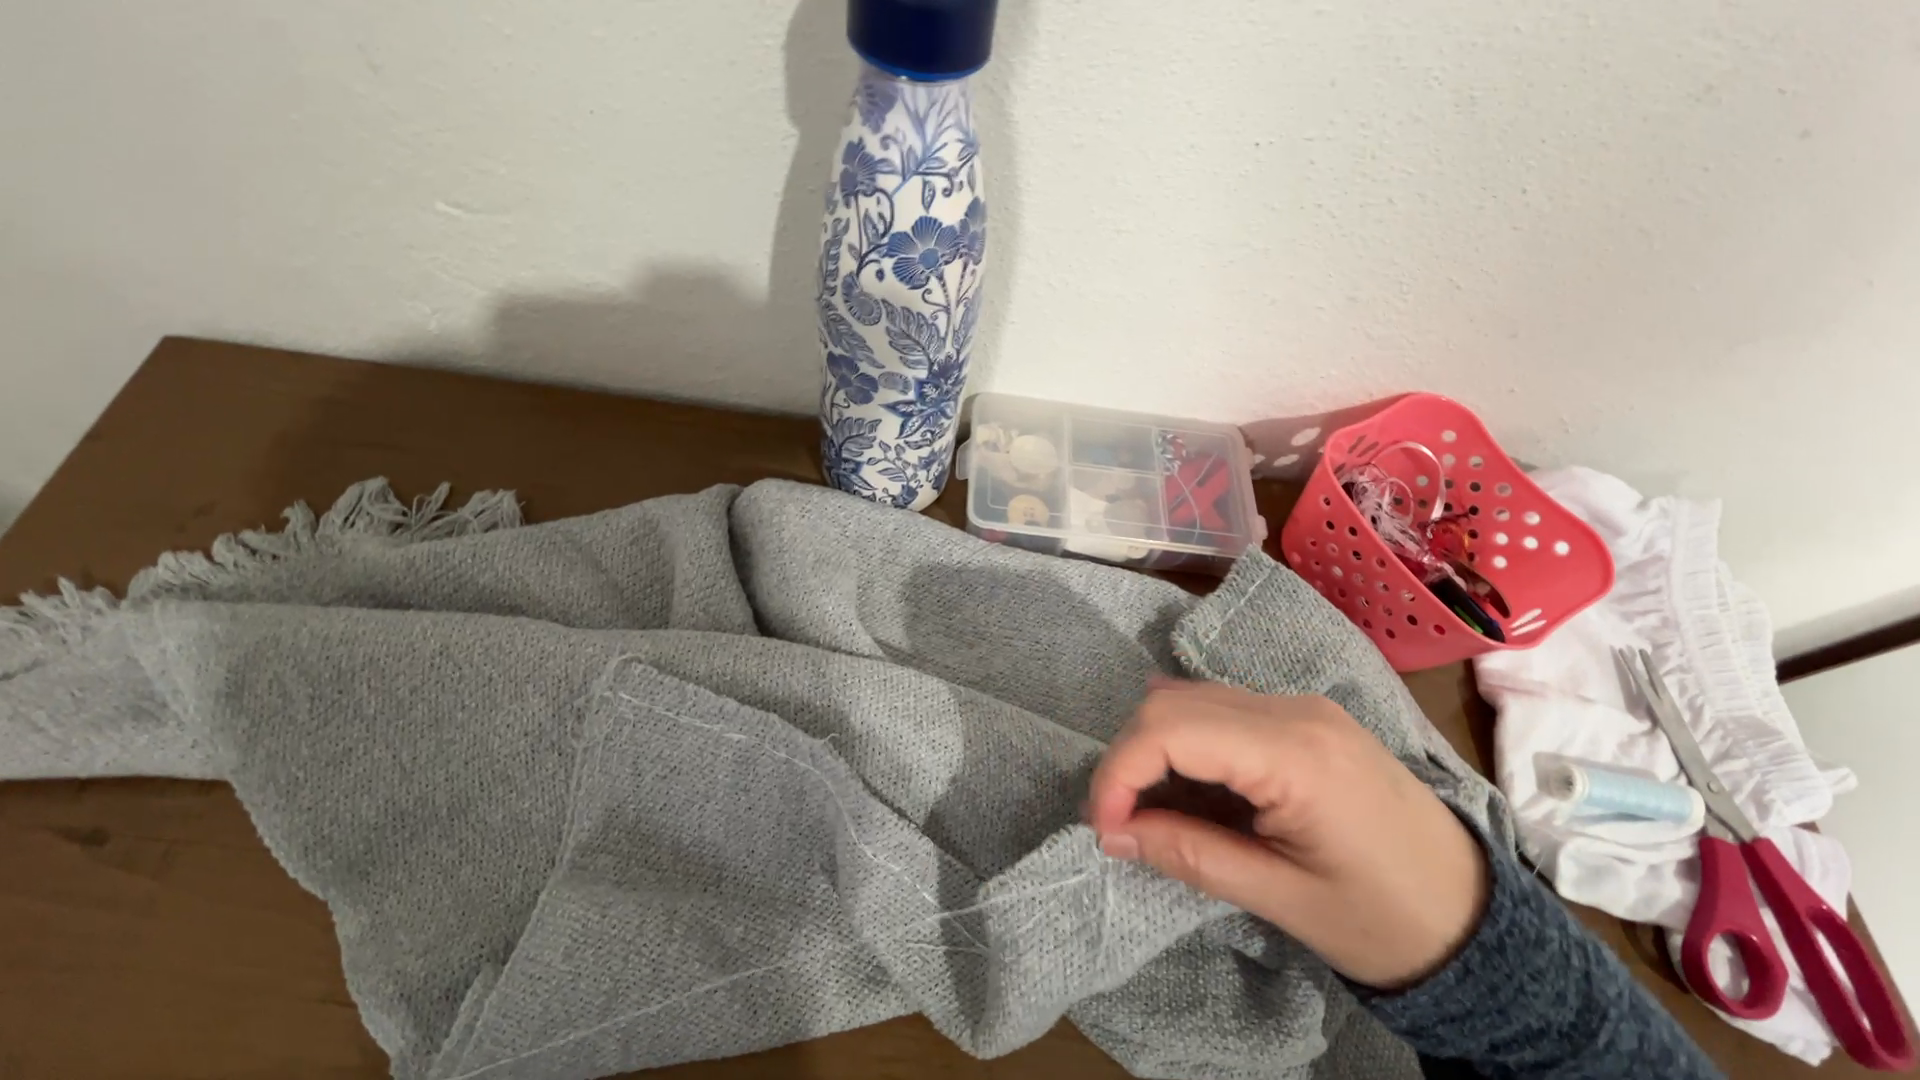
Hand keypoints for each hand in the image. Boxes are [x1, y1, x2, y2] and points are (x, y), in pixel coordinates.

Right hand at [1087, 679, 1489, 989]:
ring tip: (1149, 811)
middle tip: (1118, 822)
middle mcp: (1296, 710)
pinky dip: (1188, 742)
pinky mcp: (1306, 718)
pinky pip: (1223, 711)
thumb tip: (1110, 832)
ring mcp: (1304, 707)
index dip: (1119, 771)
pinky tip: (1187, 785)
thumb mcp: (1279, 898)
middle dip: (1129, 759)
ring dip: (1155, 749)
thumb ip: (1188, 854)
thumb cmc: (1384, 920)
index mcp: (1296, 754)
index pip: (1171, 729)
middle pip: (1174, 703)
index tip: (1102, 827)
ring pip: (1194, 700)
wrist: (1475, 919)